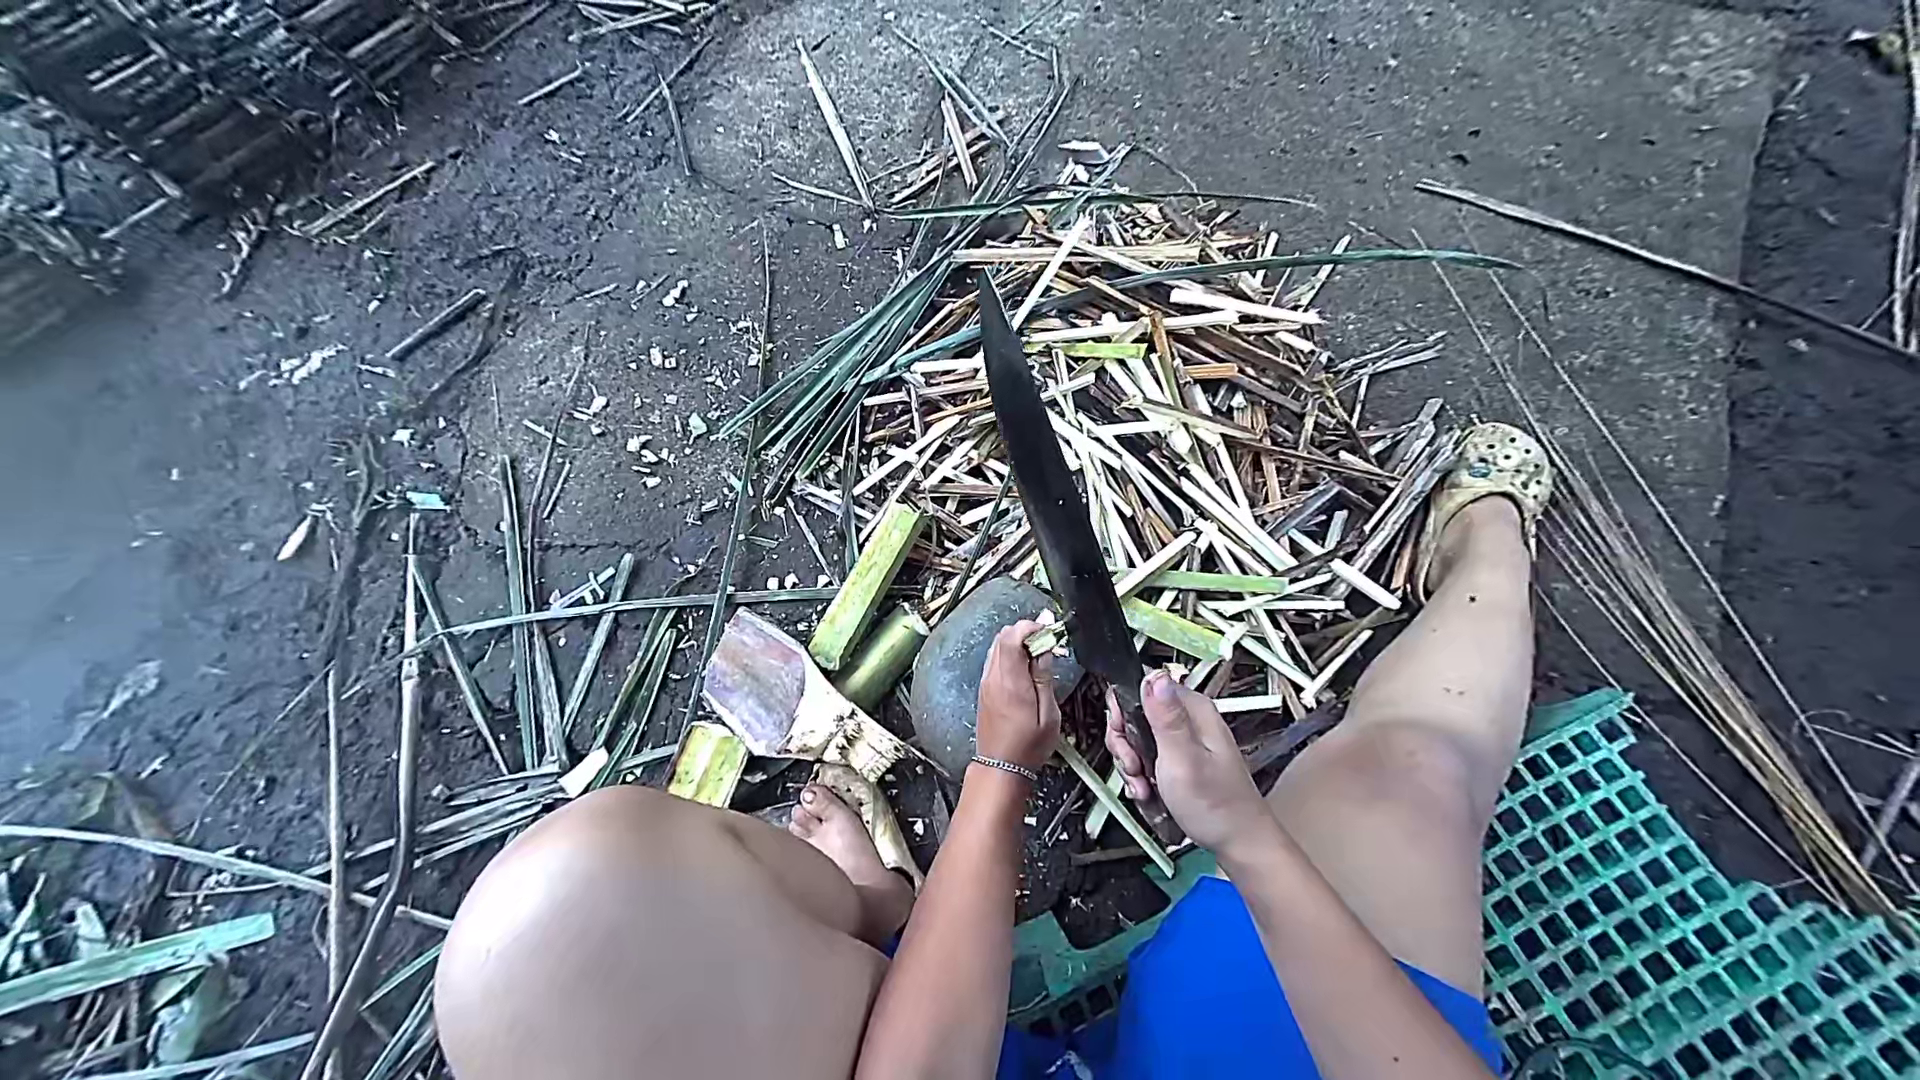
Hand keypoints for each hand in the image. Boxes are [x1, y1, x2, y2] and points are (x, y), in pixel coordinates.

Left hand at [974, 620, 1061, 770]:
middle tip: (1047, 643)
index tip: (1048, 633)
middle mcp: (994, 677)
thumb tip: (1044, 650)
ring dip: (1017, 642)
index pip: (1012, 636)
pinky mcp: (985, 688)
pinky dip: (1010, 654)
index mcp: (1010, 681)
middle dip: (1026, 632)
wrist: (1001, 767)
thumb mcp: (1048, 714)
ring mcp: (986, 682)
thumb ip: (1044, 677)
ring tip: (1038, 656)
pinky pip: (995, 660)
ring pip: (997, 646)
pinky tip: (1025, 669)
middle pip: (1003, 636)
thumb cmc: (1027, 746)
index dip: (1031, 627)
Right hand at [1105, 670, 1276, 857]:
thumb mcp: (1184, 759)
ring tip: (1145, 785)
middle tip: (1136, 767)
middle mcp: (1187, 719)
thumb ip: (1166, 717)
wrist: (1238, 844)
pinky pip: (1145, 759)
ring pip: (1135, 739)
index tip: (1127, 741)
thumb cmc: (1217, 806)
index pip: (1140, 688)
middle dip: (1125, 745)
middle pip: (1133, 715)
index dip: (1123, 714)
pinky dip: (1141, 776)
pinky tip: (1150, 791)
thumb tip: (1156, 676)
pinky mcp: (1178, 758)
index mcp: (1192, 709)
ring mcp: (1182, 740)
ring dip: (1132, 765)